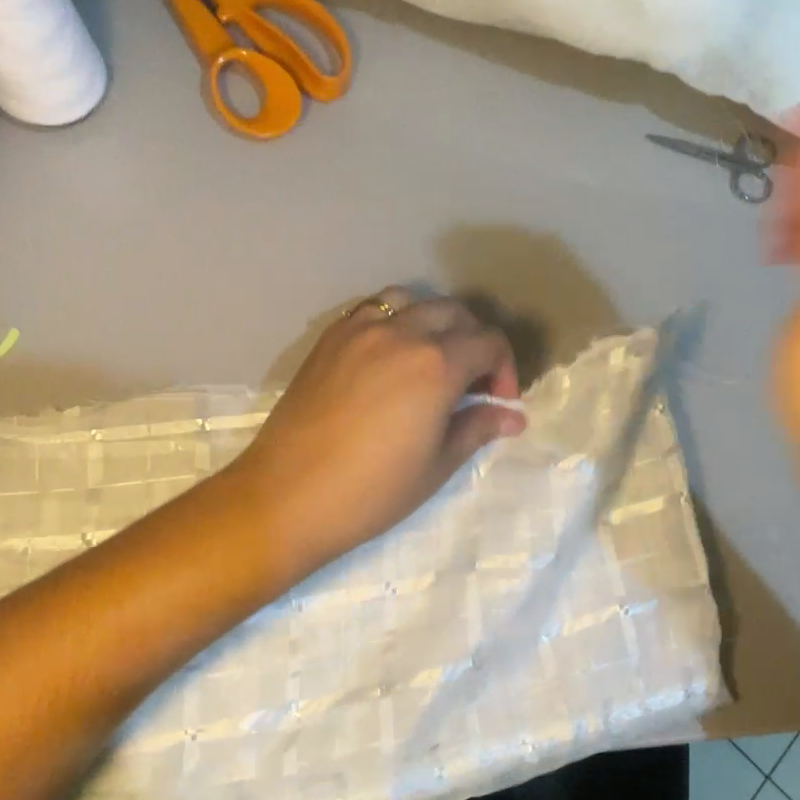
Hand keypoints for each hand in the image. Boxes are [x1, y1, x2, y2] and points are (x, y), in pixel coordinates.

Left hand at [224, 287, 526, 576]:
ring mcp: (360, 330)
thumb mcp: (437, 466)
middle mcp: (401, 333)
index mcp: (436, 364)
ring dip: (435, 324)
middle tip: (472, 386)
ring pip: (413, 302)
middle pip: (455, 314)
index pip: (489, 342)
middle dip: (475, 343)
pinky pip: (374, 310)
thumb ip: (476, 428)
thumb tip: (512, 416)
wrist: (288, 496)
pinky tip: (392, 359)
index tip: (498, 405)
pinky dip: (395, 322)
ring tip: (433, 362)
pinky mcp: (330, 339)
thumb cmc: (372, 491)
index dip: (504, 371)